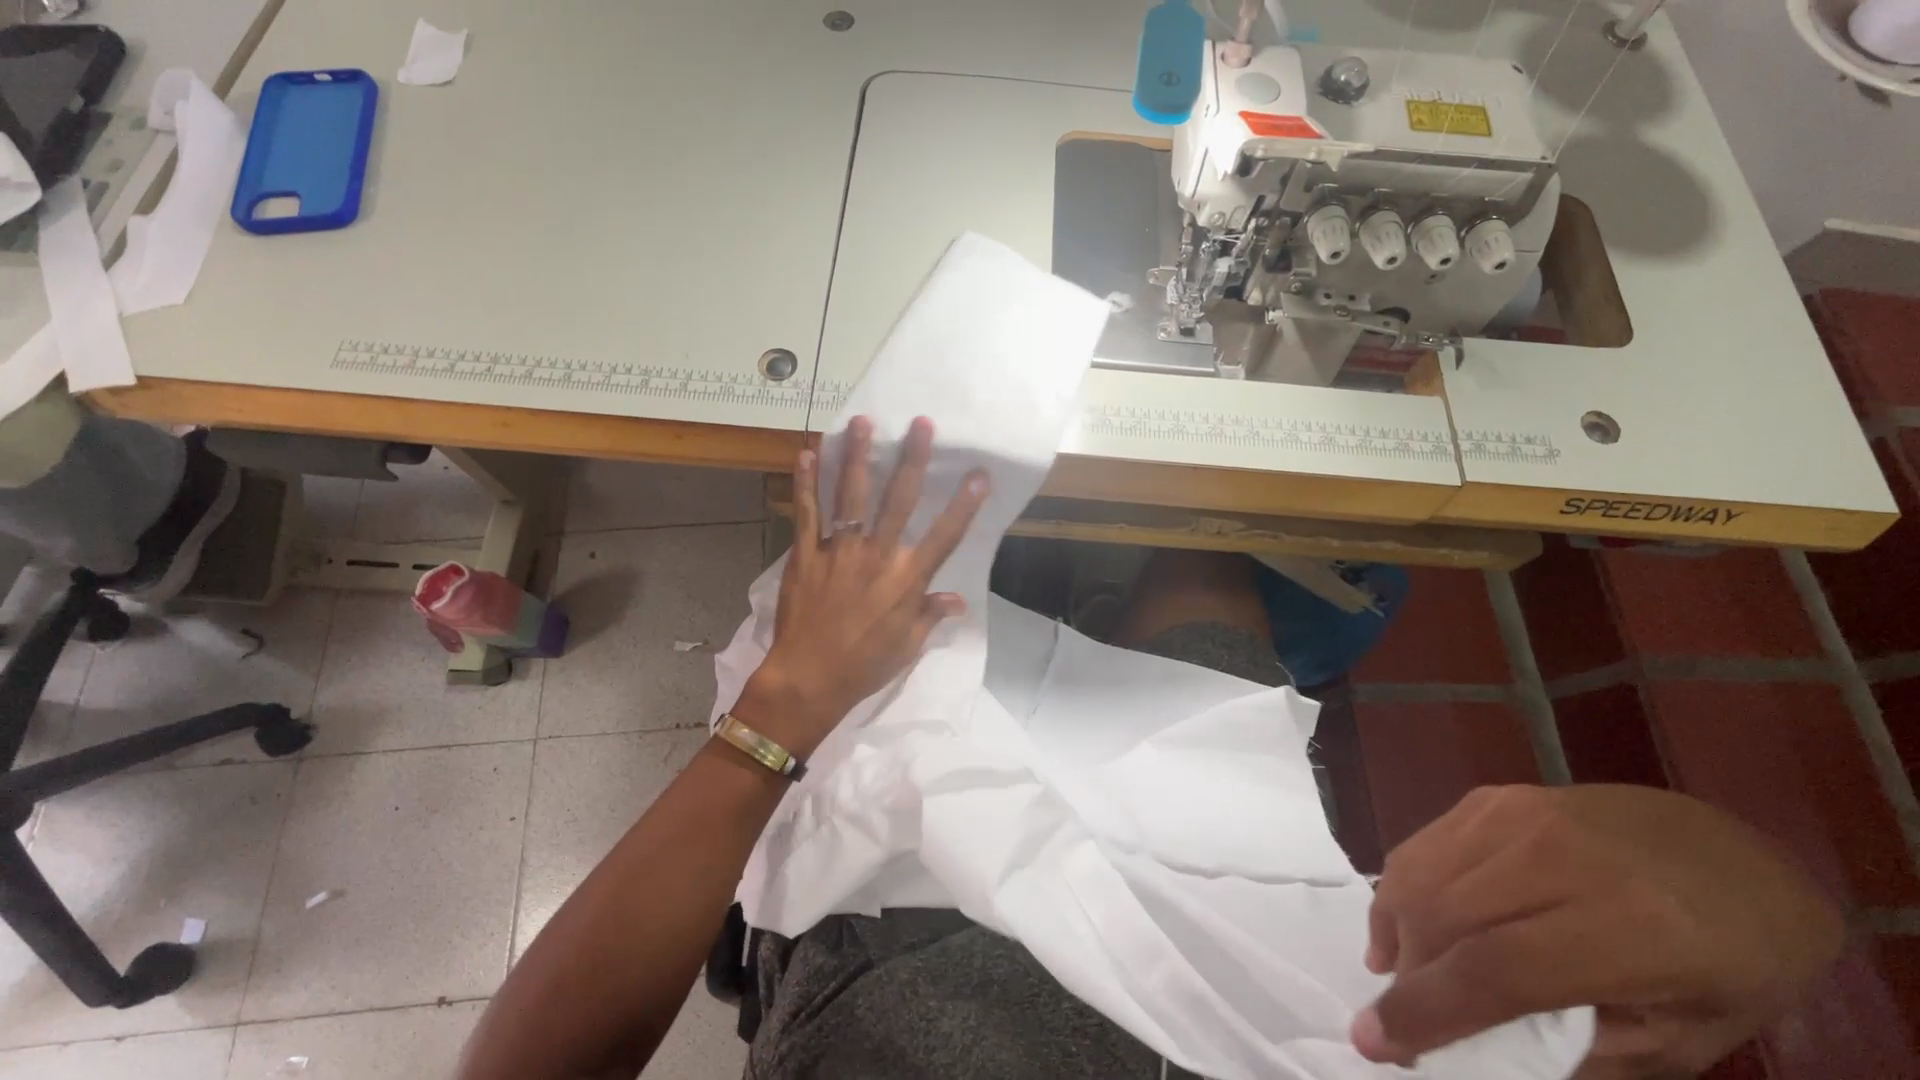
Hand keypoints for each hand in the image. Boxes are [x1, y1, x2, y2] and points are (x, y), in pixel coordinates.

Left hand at [737, 415, 987, 756]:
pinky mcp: (805, 555)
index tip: (979, 475)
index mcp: (906, 581)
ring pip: (850, 495)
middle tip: (920, 424)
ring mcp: (839, 552)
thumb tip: (958, 599)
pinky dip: (806, 483)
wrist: (808, 680)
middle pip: (898, 501)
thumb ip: (931, 616)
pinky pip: (806, 513)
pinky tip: (807, 454)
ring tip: (862, 422)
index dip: (964, 505)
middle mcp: (876, 556)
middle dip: (911, 460)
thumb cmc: (864, 666)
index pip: (944, 536)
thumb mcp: (907, 646)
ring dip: (857, 456)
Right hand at [1354, 784, 1842, 1078]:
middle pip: (1442, 918)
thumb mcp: (1681, 1039)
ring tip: (1398, 971)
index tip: (1376, 1045)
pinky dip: (1403, 890)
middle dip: (1405, 979)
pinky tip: (1411, 921)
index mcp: (1629, 928)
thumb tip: (1473, 1051)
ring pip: (1418, 876)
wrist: (1743, 856)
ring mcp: (1519, 815)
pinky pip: (1423, 847)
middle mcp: (1560, 857)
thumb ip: (1580, 1051)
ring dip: (1394, 931)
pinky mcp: (1494, 798)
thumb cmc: (1735, 965)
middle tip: (1395, 1021)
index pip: (1494, 970)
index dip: (1426, 1011)